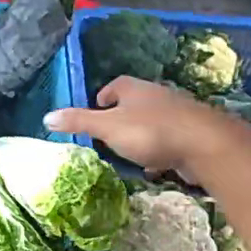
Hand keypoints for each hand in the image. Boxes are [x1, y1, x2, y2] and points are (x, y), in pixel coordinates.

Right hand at [45, 76, 242, 176]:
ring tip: (128, 152)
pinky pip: (168, 139)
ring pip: (152, 121)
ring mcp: (176, 113)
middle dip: (122, 116)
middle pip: (135, 102)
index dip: (104, 96)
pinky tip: (154, 165)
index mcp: (134, 89)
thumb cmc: (150, 131)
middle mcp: (156, 95)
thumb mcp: (107, 127)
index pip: (115, 85)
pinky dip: (159, 149)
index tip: (96, 108)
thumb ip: (79, 122)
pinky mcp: (191, 133)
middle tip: (108, 134)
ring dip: (141, 134)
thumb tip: (47, 117)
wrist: (203, 144)